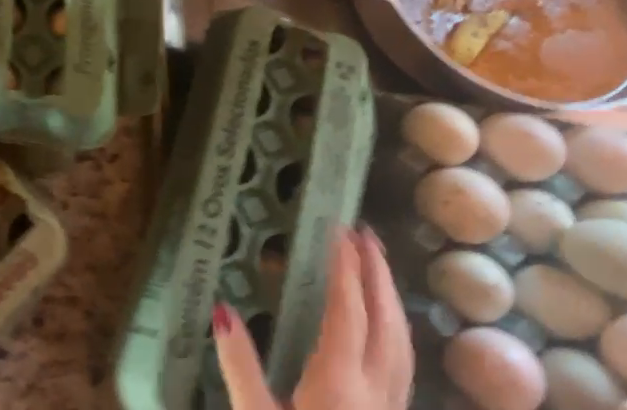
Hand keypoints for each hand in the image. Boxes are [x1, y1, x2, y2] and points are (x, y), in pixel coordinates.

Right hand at [215, 226, 410, 409]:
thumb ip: (240, 365)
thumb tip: (223, 309)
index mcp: (338, 383)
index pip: (346, 312)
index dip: (345, 269)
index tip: (339, 232)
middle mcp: (375, 393)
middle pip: (386, 323)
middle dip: (377, 276)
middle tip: (366, 235)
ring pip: (403, 347)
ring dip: (391, 302)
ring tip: (378, 269)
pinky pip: (402, 367)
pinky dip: (394, 333)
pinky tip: (384, 333)